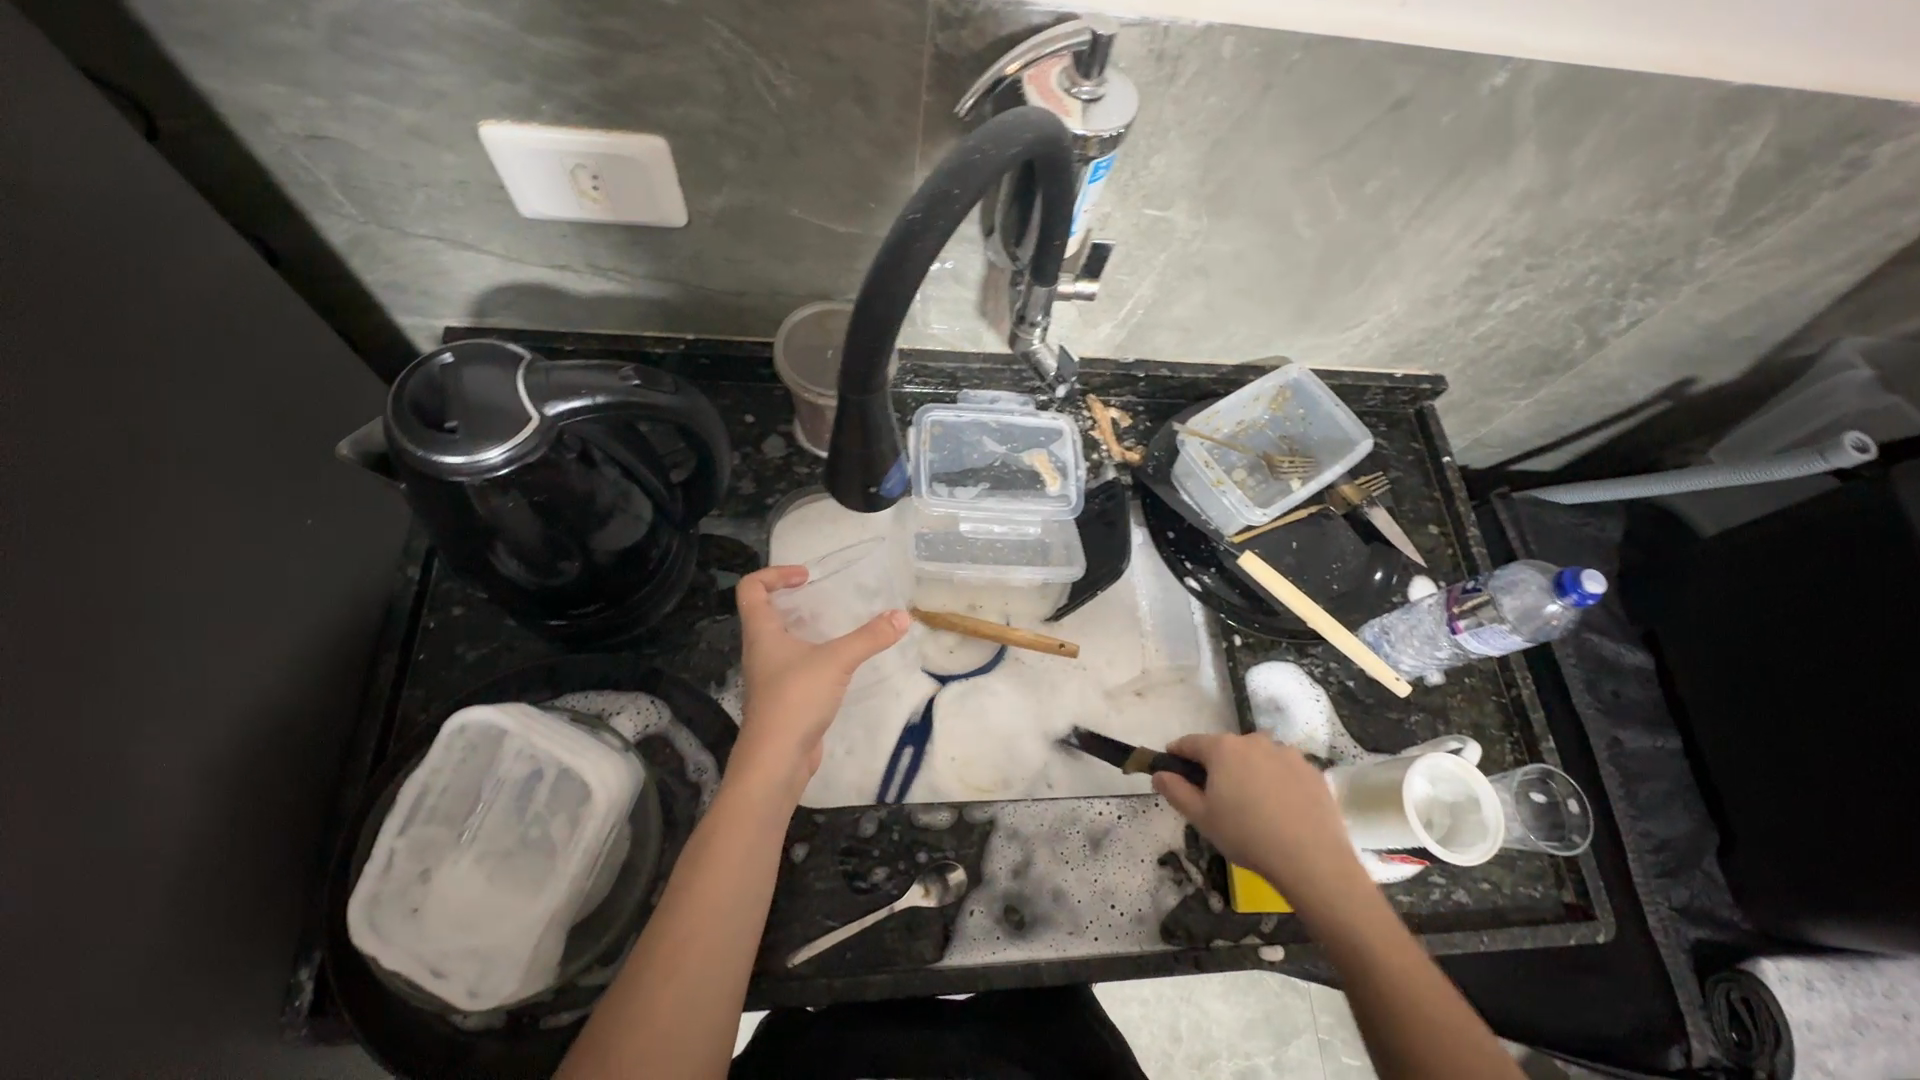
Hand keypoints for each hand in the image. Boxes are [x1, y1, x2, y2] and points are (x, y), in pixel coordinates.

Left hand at [732, 565, 909, 793]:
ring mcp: (770, 676)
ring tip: (837, 627)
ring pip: (782, 642)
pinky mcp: (785, 698)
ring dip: (805, 630)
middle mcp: (761, 650)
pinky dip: (814, 657)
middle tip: (825, 598)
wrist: (776, 759)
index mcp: (762, 633)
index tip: (806, 577)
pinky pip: (797, 666)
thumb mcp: (837, 661)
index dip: (774, 574)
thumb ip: (869, 637)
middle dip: (793, 600)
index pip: (751, 588)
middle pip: (765, 613)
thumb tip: (902, 616)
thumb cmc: (795, 699)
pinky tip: (839, 664)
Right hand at [1152, 733, 1366, 907]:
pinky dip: (1276, 783)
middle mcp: (1255, 742)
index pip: (1191, 743)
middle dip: (1216, 766)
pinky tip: (1280, 811)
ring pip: (1258, 758)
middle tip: (1215, 797)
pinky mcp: (1313, 771)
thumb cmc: (1246, 835)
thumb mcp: (1201, 818)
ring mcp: (1288, 754)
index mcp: (1224, 749)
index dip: (1177, 754)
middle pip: (1226, 749)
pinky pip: (1284, 771)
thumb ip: (1175, 791)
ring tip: (1252, 806)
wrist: (1311, 859)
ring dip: (1248, 773)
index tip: (1171, 767)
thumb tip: (1159, 774)